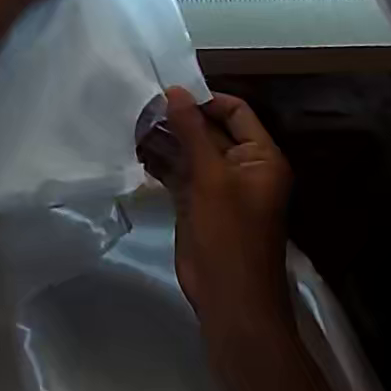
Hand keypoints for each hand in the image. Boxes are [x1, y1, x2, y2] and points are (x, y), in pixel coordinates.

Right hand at [142, 87, 294, 322]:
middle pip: (208, 129)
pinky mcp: (197, 202)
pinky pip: (178, 171)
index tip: (170, 92)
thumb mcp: (210, 176)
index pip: (235, 111)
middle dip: (177, 118)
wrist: (229, 300)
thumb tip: (174, 90)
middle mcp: (241, 166)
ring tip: (130, 121)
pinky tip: (134, 148)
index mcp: (260, 157)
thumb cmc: (229, 233)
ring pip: (189, 150)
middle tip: (140, 104)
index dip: (205, 100)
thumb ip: (191, 131)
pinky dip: (159, 160)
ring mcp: (217, 185)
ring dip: (164, 137)